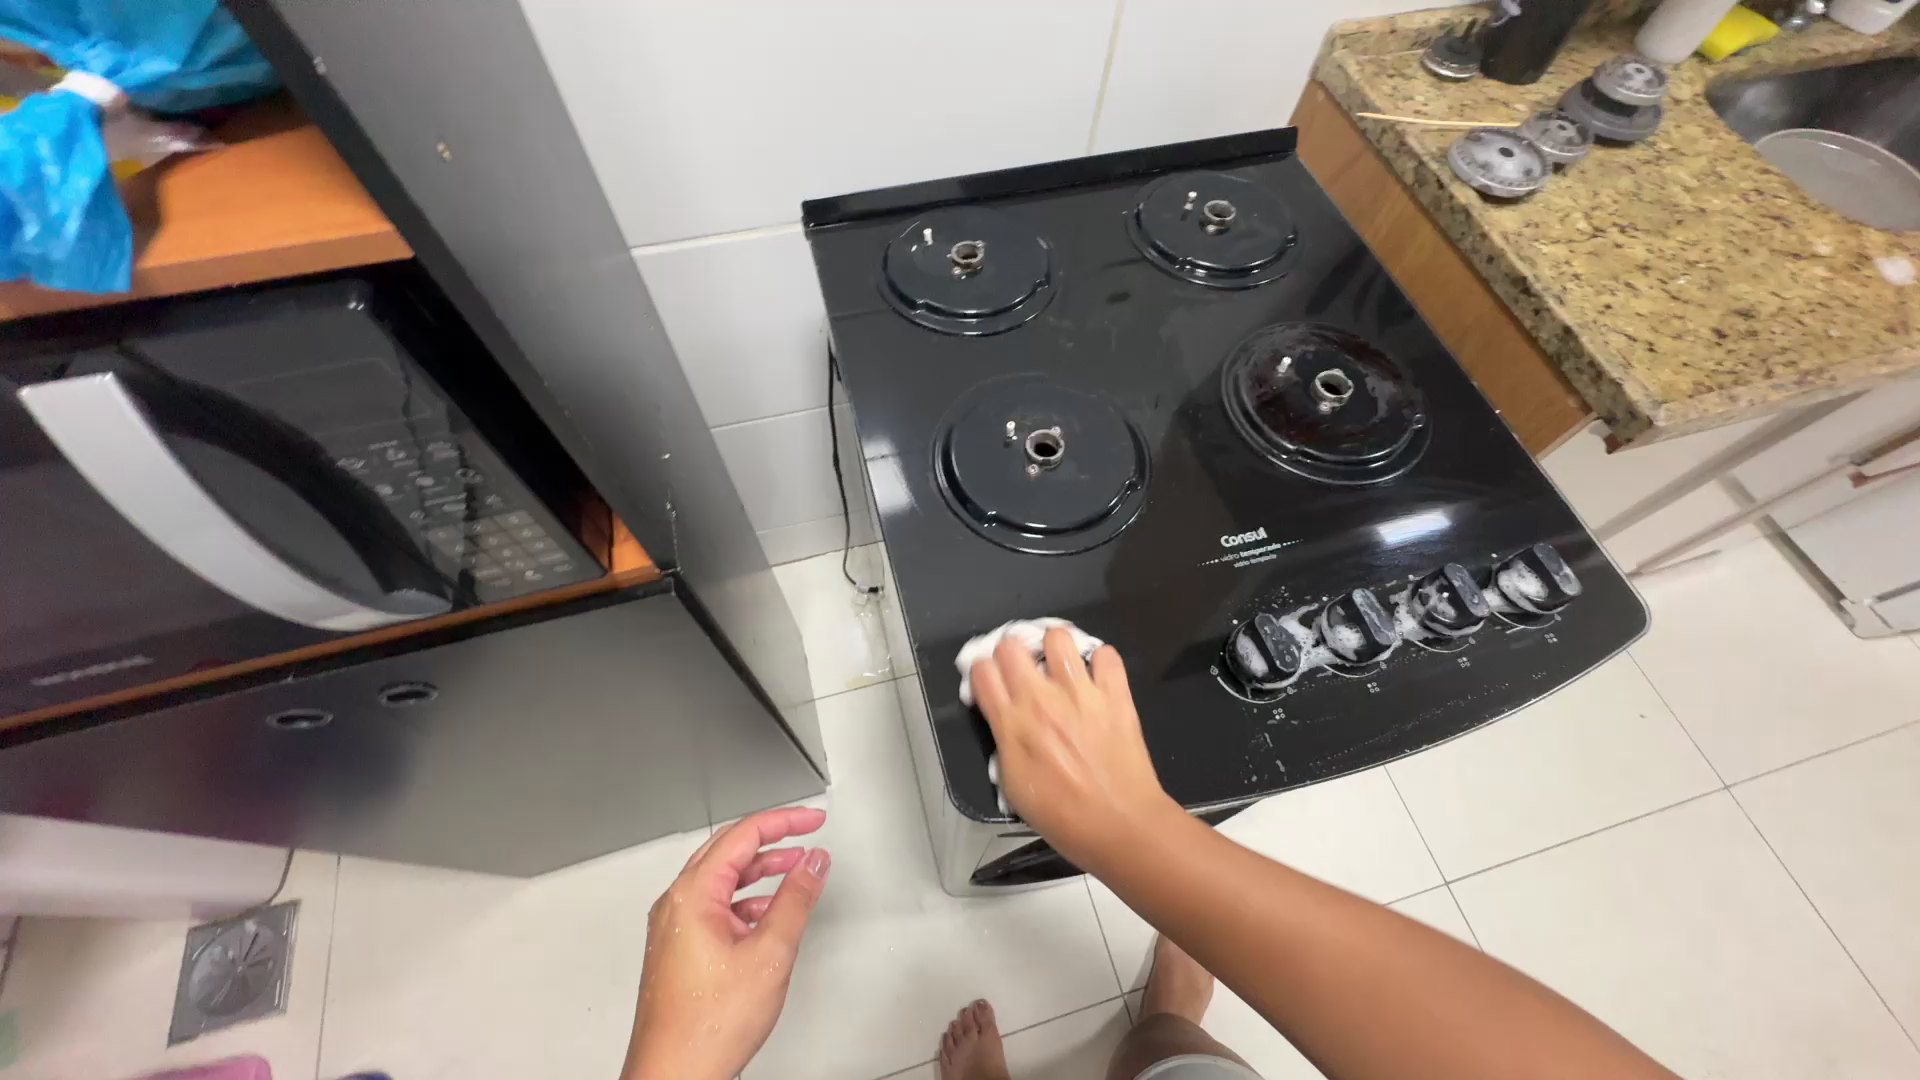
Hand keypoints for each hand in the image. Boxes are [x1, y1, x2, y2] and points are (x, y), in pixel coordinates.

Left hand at [621, 807, 831, 1079]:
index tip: (812, 819)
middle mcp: (676, 904)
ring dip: (761, 869)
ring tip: (795, 868)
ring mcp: (674, 927)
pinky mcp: (679, 948)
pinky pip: (716, 904)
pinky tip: (769, 912)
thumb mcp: (770, 953)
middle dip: (772, 838)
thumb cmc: (706, 1027)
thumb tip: (813, 861)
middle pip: (729, 849)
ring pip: (722, 878)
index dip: (785, 821)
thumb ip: (796, 898)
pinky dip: (746, 898)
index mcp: (692, 895)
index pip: (743, 835)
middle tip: (806, 831)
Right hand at [968, 628, 1179, 869]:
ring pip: (1057, 637)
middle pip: (1011, 646)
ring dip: (1054, 648)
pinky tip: (1096, 678)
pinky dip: (1100, 662)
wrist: (1122, 826)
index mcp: (1013, 725)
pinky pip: (1106, 655)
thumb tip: (1004, 720)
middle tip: (1021, 670)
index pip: (982, 672)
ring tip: (1059, 665)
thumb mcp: (1014, 787)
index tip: (990, 680)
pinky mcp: (1115, 694)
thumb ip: (1004, 744)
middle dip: (1011, 653)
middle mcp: (1042, 700)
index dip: (982, 672)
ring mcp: (1081, 693)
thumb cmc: (1064, 817)